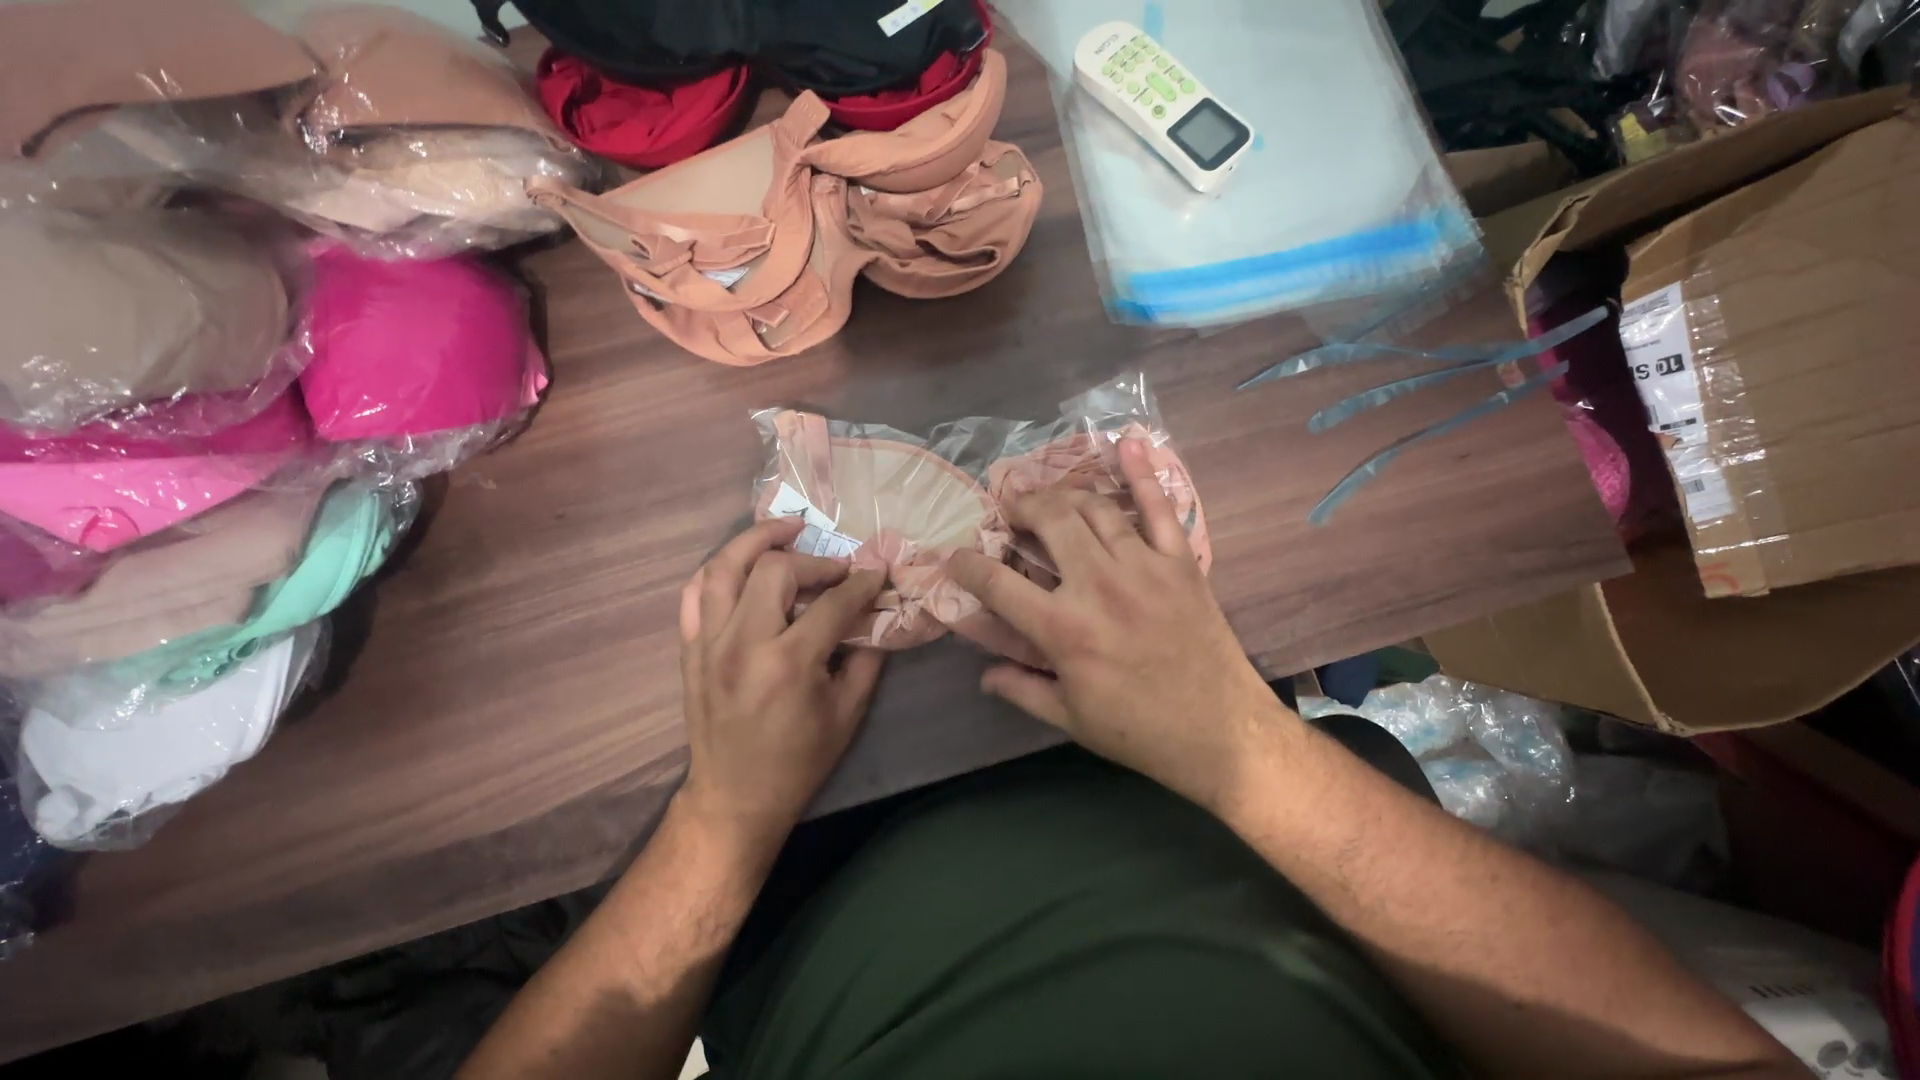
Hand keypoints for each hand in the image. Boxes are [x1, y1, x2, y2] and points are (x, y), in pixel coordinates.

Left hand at [677, 518, 886, 848]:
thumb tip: (873, 618)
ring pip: (723, 568)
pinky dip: (716, 571)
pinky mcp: (690, 650)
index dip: (861, 583)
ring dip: (755, 541)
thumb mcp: (847, 714)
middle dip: (812, 560)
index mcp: (789, 663)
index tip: (876, 574)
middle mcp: (744, 644)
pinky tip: (739, 563)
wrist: (735, 797)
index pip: (832, 603)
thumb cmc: (798, 761)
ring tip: (784, 531)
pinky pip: (693, 595)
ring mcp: (709, 644)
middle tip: (835, 569)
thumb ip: (865, 660)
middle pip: (774, 570)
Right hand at [948, 437, 1290, 811]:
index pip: (997, 582)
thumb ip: (1021, 689)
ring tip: (1048, 498)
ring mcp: (1143, 566)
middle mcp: (1097, 584)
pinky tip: (1128, 443)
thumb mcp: (1069, 719)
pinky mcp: (1179, 561)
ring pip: (1093, 508)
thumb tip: (983, 674)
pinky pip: (1159, 507)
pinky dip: (1143, 472)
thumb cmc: (1140, 730)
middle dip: (1018, 508)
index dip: (966, 564)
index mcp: (1063, 628)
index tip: (955, 557)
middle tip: (1009, 513)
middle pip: (1047, 521)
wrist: (1221, 731)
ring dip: (1063, 494)